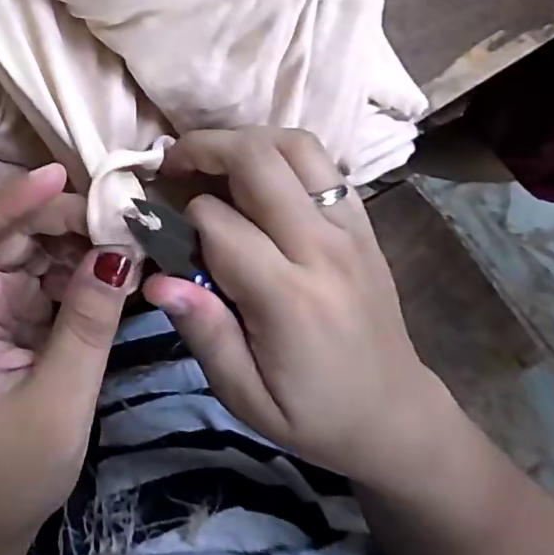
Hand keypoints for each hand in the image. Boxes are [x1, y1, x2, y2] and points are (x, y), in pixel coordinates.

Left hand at [0, 163, 138, 554]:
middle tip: (116, 217)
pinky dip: (84, 258)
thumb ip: (86, 326)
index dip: (7, 199)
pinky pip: (53, 264)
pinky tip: (115, 266)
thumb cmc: (11, 469)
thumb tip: (119, 252)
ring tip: (124, 239)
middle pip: (6, 226)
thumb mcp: (57, 405)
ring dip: (76, 232)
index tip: (58, 179)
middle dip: (58, 213)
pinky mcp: (24, 306)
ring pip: (33, 238)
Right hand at [140, 128, 457, 485]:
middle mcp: (323, 248)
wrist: (396, 415)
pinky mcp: (362, 219)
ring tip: (214, 162)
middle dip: (204, 148)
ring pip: (294, 144)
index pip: (218, 221)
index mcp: (290, 298)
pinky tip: (257, 174)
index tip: (167, 231)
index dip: (181, 217)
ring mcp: (350, 226)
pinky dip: (279, 151)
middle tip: (173, 163)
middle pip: (257, 159)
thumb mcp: (247, 397)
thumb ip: (204, 333)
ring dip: (245, 139)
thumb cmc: (313, 413)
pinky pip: (320, 160)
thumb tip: (157, 280)